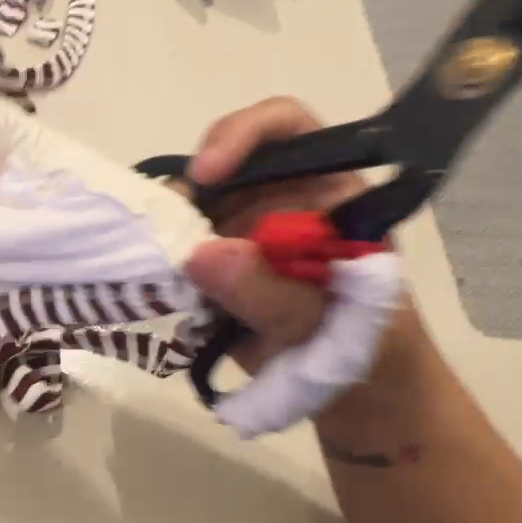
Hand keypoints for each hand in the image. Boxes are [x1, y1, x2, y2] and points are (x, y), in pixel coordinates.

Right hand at [181, 98, 365, 372]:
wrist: (350, 395)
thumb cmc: (366, 345)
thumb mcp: (332, 324)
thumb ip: (273, 293)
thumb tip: (199, 255)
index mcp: (325, 189)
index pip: (283, 127)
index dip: (241, 135)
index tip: (207, 172)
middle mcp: (277, 199)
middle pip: (220, 169)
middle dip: (188, 194)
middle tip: (162, 234)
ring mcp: (240, 233)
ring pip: (188, 212)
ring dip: (168, 235)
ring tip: (156, 271)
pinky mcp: (213, 269)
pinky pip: (175, 255)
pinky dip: (160, 269)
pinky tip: (155, 290)